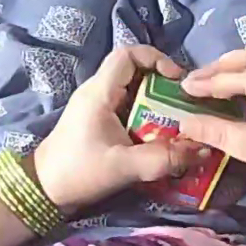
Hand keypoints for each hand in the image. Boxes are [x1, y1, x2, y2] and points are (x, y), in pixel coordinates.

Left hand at [31, 46, 200, 211]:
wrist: (43, 191)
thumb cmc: (78, 172)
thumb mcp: (123, 167)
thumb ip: (163, 159)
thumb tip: (202, 150)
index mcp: (99, 93)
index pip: (127, 55)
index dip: (156, 59)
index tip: (177, 81)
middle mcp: (97, 92)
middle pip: (135, 71)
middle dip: (162, 85)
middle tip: (184, 105)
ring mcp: (96, 107)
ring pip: (133, 91)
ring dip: (156, 103)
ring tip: (177, 121)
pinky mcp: (98, 122)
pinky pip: (127, 108)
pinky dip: (146, 116)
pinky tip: (159, 136)